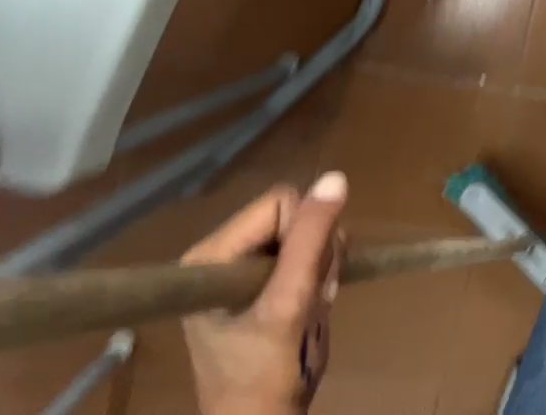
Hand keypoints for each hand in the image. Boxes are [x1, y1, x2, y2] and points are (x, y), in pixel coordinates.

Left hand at [181, 172, 348, 414]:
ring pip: (306, 233)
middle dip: (316, 252)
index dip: (306, 232)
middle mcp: (219, 255)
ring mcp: (239, 270)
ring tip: (312, 304)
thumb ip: (311, 239)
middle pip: (293, 217)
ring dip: (322, 266)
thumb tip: (336, 177)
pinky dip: (320, 274)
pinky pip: (305, 252)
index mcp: (209, 256)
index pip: (280, 204)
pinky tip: (312, 303)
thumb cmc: (266, 369)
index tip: (305, 276)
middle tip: (312, 295)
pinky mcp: (259, 282)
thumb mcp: (291, 302)